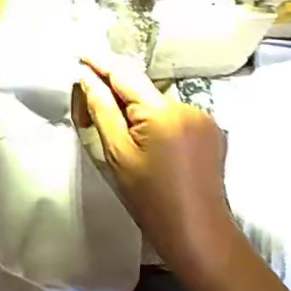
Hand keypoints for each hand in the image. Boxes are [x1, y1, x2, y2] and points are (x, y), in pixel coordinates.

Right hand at [74, 55, 236, 270]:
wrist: (199, 235)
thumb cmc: (151, 198)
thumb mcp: (117, 153)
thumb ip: (101, 109)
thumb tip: (87, 77)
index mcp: (162, 111)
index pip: (124, 74)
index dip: (100, 63)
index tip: (79, 55)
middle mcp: (187, 107)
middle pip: (141, 87)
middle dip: (114, 91)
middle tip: (87, 105)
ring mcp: (203, 119)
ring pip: (155, 101)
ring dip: (135, 108)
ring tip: (117, 132)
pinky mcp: (210, 132)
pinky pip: (172, 115)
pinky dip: (154, 120)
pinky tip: (145, 143)